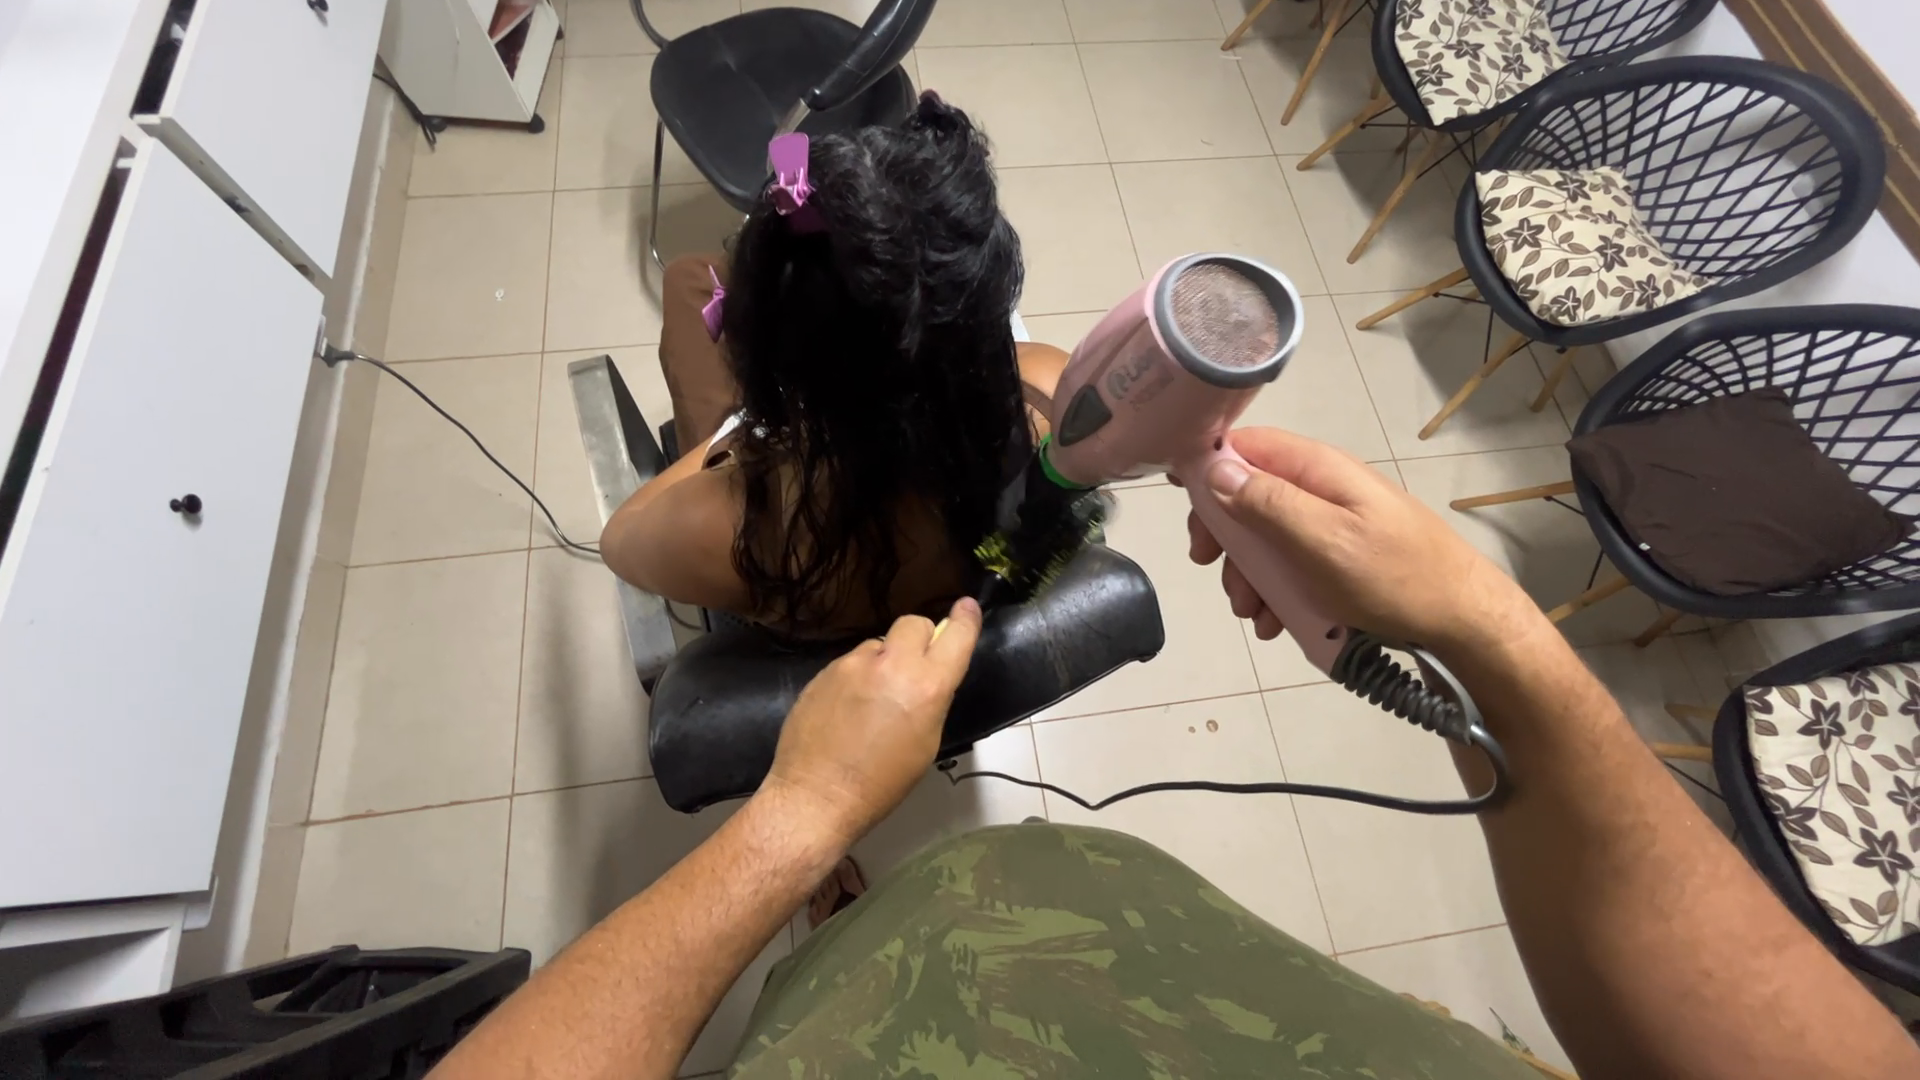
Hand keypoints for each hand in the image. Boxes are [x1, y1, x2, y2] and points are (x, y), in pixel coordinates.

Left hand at [763, 598, 983, 846]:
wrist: (817, 796)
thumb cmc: (882, 783)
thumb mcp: (926, 743)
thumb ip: (932, 698)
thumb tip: (929, 676)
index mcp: (927, 687)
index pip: (955, 636)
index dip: (965, 620)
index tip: (966, 607)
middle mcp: (892, 665)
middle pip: (913, 624)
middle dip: (919, 638)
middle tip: (912, 666)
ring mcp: (853, 664)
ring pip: (878, 645)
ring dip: (883, 661)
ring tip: (871, 699)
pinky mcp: (824, 671)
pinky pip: (850, 663)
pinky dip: (856, 677)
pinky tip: (846, 708)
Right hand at [1187, 428, 1538, 655]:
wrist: (1465, 627)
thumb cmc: (1395, 578)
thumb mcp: (1322, 540)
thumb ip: (1266, 503)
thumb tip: (1213, 468)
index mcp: (1316, 469)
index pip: (1244, 446)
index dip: (1207, 468)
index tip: (1182, 504)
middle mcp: (1318, 489)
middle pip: (1246, 496)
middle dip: (1224, 536)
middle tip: (1210, 567)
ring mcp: (1327, 525)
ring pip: (1262, 539)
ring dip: (1246, 575)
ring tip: (1253, 613)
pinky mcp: (1334, 559)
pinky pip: (1286, 567)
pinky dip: (1272, 593)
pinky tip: (1275, 622)